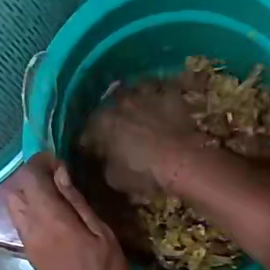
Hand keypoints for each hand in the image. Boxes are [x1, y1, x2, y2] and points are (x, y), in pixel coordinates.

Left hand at [7, 155, 128, 269]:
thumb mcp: (102, 233)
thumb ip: (77, 201)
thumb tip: (60, 173)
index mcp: (51, 219)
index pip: (30, 177)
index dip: (41, 162)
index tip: (60, 161)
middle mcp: (31, 226)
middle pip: (16, 188)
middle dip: (32, 176)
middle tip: (57, 176)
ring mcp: (26, 239)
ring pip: (14, 204)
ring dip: (29, 192)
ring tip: (54, 193)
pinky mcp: (28, 249)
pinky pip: (20, 219)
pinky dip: (30, 207)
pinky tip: (52, 212)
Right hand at [78, 80, 204, 199]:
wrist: (181, 161)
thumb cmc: (143, 172)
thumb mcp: (114, 178)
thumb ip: (104, 164)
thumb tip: (104, 160)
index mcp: (101, 123)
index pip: (88, 132)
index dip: (91, 143)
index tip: (95, 153)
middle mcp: (119, 102)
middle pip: (109, 108)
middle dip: (111, 119)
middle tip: (117, 133)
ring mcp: (145, 94)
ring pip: (134, 93)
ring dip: (133, 103)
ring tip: (139, 116)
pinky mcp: (168, 93)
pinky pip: (160, 91)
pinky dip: (158, 98)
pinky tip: (161, 108)